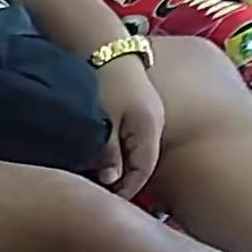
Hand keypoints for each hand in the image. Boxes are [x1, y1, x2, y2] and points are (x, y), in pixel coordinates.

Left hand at [94, 57, 165, 198]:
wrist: (104, 48)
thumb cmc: (103, 83)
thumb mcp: (103, 122)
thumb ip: (108, 152)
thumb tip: (112, 181)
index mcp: (148, 127)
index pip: (143, 169)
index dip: (127, 190)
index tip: (109, 204)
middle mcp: (153, 122)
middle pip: (141, 162)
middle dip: (123, 182)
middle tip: (102, 198)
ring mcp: (146, 115)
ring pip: (135, 151)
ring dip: (120, 168)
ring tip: (99, 183)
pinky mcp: (135, 109)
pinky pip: (129, 140)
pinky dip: (117, 154)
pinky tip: (100, 161)